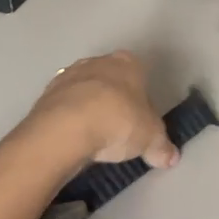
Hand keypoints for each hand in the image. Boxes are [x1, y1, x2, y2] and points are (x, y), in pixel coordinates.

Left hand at [29, 53, 178, 167]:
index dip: (142, 101)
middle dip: (114, 102)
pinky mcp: (46, 92)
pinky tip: (73, 138)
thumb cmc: (118, 122)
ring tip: (93, 138)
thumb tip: (171, 157)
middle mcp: (98, 61)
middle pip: (111, 81)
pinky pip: (64, 105)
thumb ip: (162, 147)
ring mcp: (69, 74)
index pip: (140, 77)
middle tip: (118, 131)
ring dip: (89, 109)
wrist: (66, 127)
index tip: (140, 123)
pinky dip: (69, 118)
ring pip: (85, 91)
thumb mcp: (150, 139)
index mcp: (128, 63)